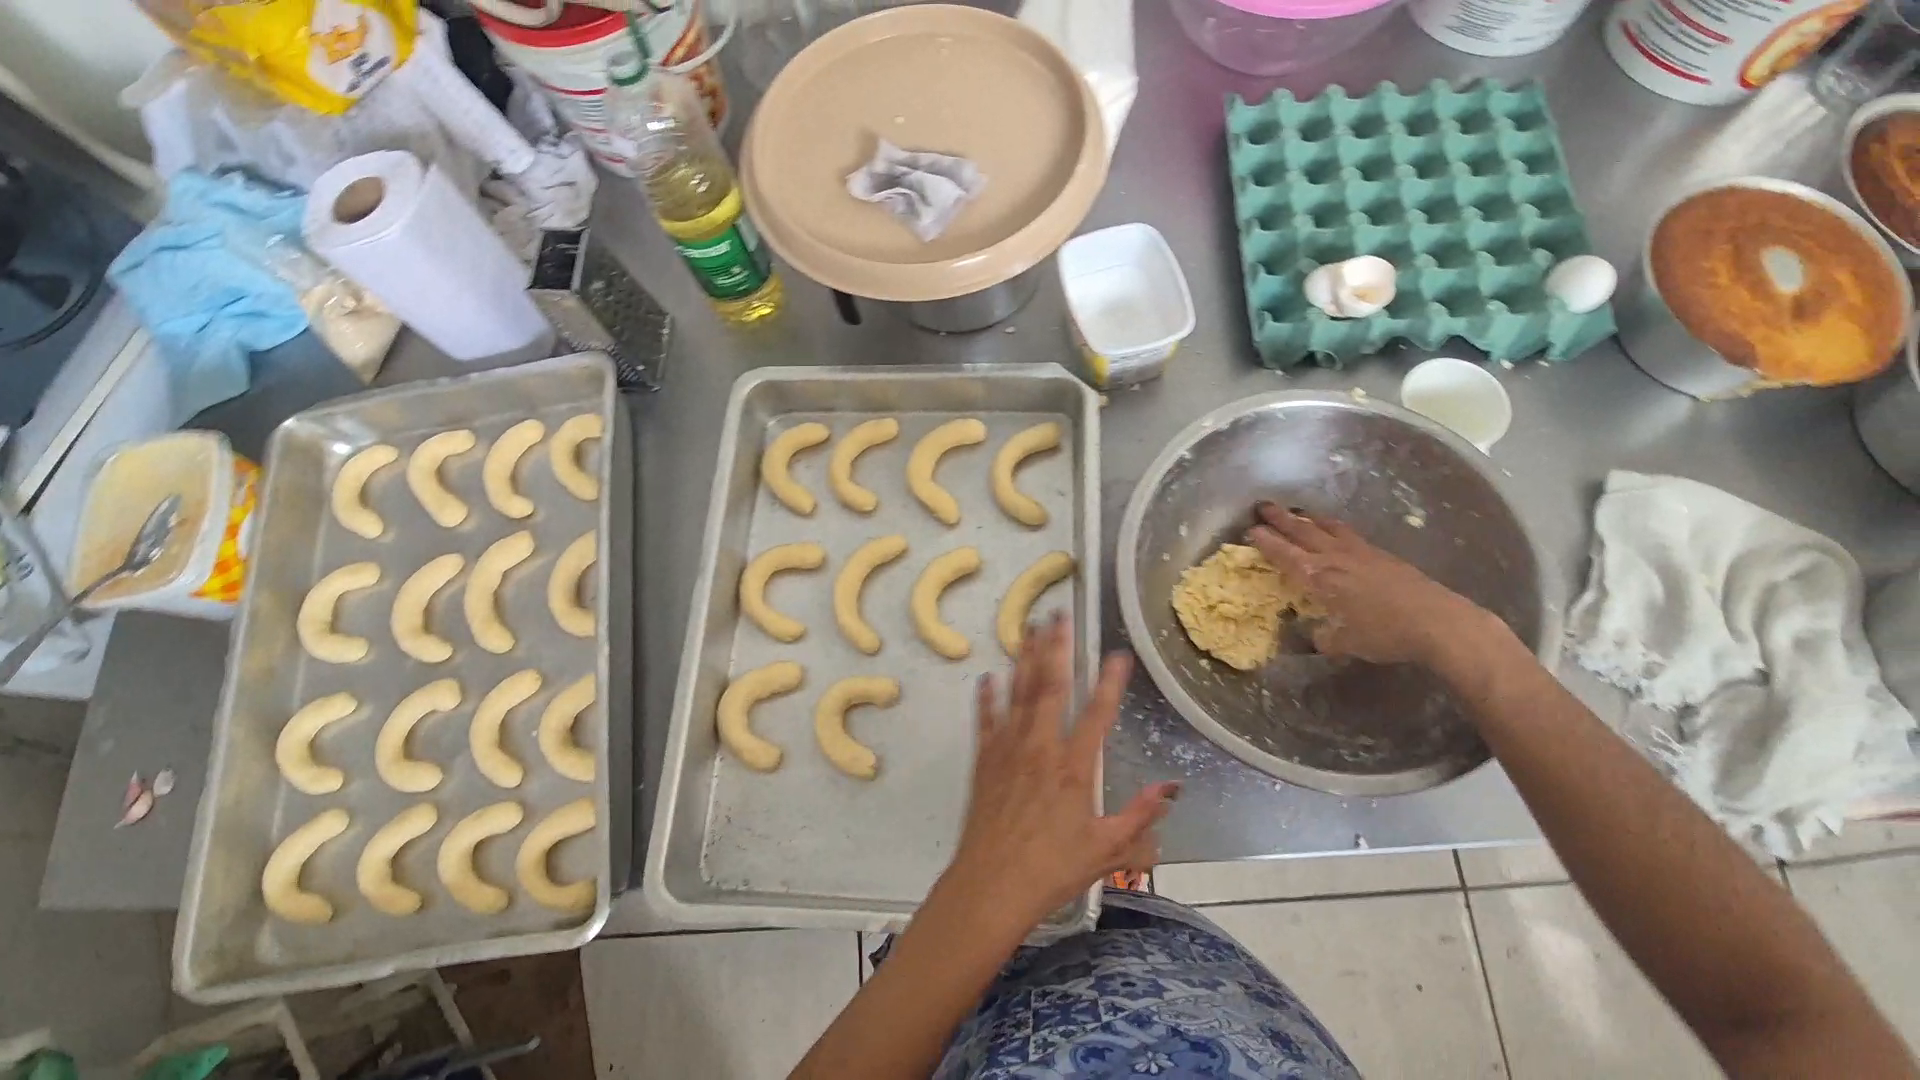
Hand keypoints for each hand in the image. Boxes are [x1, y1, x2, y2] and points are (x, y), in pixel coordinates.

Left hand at [945, 615, 1178, 929]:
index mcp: (1073, 768)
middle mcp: (1040, 749)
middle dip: (1056, 649)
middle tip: (1060, 614)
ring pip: (1017, 695)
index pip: (1097, 715)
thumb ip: (1139, 816)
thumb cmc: (1051, 870)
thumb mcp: (1106, 849)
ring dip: (1024, 659)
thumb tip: (1170, 789)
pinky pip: (985, 721)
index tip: (1119, 653)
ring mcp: (1007, 752)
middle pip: (1050, 688)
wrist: (990, 886)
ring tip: (1029, 627)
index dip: (1110, 682)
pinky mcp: (983, 762)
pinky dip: (987, 698)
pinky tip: (988, 676)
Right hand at [1247, 502, 1507, 666]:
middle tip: (1263, 506)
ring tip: (1297, 512)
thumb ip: (1324, 637)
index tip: (1251, 531)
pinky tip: (1334, 531)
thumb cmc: (1385, 633)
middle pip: (1303, 532)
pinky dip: (1332, 527)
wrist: (1437, 621)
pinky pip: (1348, 534)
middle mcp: (1336, 558)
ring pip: (1327, 528)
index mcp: (1320, 578)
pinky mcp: (1381, 555)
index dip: (1267, 543)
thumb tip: (1314, 635)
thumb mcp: (1346, 643)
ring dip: (1308, 518)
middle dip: (1281, 518)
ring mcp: (1361, 553)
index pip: (1285, 555)